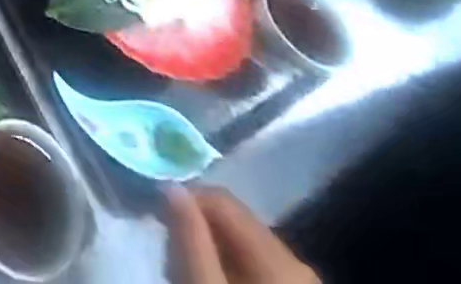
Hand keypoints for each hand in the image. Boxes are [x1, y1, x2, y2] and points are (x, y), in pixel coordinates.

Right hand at [165, 184, 319, 283]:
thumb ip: (191, 242)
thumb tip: (172, 186)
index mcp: (279, 253)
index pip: (224, 200)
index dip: (188, 200)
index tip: (159, 217)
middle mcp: (297, 258)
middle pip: (236, 222)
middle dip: (199, 228)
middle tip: (170, 250)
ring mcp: (302, 279)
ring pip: (246, 245)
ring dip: (212, 249)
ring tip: (187, 266)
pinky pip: (258, 268)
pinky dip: (231, 268)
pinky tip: (214, 277)